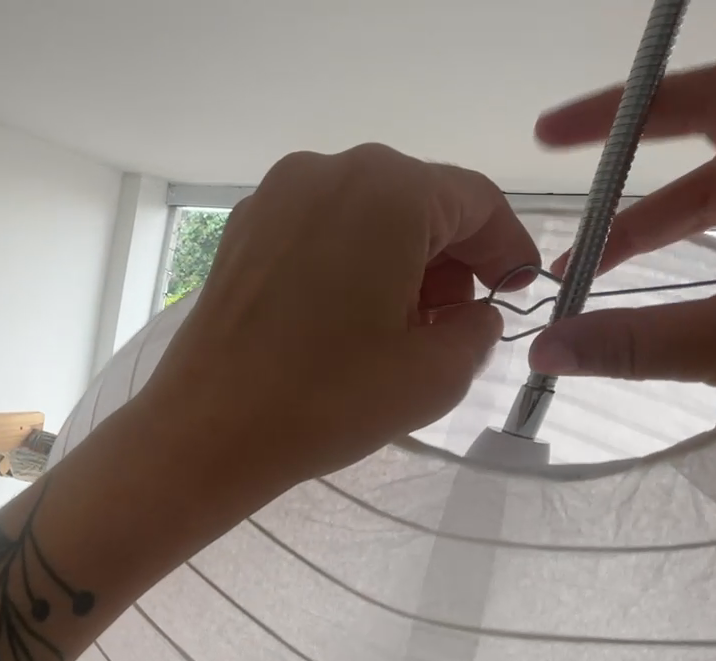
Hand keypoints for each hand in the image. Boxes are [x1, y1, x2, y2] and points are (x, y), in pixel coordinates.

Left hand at [130, 144, 537, 497]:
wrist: (204, 432)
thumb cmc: (324, 401)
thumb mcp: (433, 374)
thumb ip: (478, 331)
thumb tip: (472, 314)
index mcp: (387, 187)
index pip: (474, 204)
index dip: (503, 251)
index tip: (511, 295)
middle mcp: (325, 172)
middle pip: (414, 205)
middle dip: (443, 263)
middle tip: (446, 328)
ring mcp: (269, 201)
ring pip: (359, 220)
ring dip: (391, 266)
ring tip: (390, 334)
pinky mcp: (234, 237)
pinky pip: (311, 237)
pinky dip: (340, 267)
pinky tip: (337, 323)